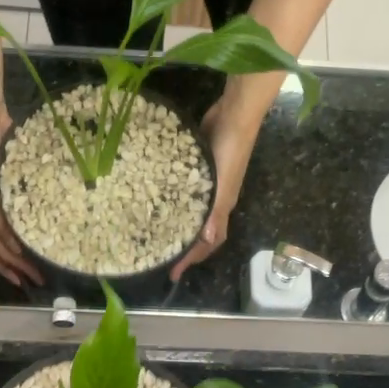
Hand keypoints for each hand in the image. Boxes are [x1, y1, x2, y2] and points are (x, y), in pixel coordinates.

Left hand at [0, 103, 42, 287]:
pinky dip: (5, 238)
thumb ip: (22, 189)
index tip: (27, 278)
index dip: (8, 265)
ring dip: (12, 260)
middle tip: (34, 283)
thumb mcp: (14, 173)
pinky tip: (17, 249)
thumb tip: (48, 199)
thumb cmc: (0, 140)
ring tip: (30, 272)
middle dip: (13, 270)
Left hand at [170, 90, 263, 280]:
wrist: (235, 114)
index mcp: (222, 207)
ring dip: (176, 222)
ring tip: (153, 231)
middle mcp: (215, 199)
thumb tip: (209, 241)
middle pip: (199, 230)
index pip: (209, 242)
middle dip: (183, 246)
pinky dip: (172, 196)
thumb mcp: (223, 184)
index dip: (192, 259)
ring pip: (190, 210)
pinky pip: (183, 189)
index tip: (173, 273)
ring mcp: (206, 182)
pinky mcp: (197, 166)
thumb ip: (216, 211)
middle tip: (160, 255)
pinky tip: (155, 197)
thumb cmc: (231, 151)